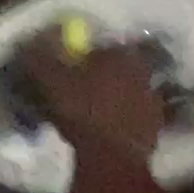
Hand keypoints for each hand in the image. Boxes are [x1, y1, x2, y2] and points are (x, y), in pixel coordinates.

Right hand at [17, 33, 163, 158]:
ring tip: (89, 104)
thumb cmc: (80, 108)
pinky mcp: (156, 128)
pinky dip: (119, 114)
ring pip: (127, 89)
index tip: (70, 59)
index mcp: (121, 56)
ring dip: (112, 93)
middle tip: (78, 81)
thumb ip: (41, 54)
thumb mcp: (48, 77)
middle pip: (118, 66)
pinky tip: (102, 122)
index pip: (104, 43)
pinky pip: (133, 112)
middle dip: (100, 71)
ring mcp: (154, 102)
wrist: (111, 156)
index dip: (86, 50)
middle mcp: (143, 74)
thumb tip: (37, 35)